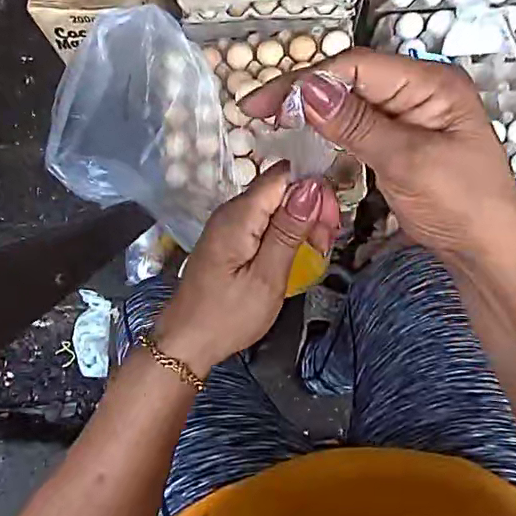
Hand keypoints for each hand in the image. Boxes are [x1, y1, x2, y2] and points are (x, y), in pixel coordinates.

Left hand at [152, 165, 341, 373]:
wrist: (187, 340)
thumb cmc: (227, 316)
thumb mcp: (266, 278)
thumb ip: (288, 231)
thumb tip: (310, 187)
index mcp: (239, 215)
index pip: (284, 175)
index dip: (313, 190)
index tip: (329, 224)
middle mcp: (231, 211)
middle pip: (280, 188)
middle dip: (310, 207)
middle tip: (325, 245)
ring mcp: (227, 224)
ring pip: (274, 204)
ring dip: (300, 221)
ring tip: (315, 252)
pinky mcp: (228, 238)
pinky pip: (263, 221)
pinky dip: (284, 232)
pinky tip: (294, 253)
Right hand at [240, 49, 515, 255]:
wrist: (487, 249)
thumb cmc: (462, 204)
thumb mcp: (406, 161)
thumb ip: (356, 124)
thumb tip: (308, 90)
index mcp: (431, 84)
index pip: (356, 67)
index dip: (306, 81)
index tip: (267, 103)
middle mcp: (418, 91)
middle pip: (349, 79)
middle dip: (302, 91)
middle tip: (257, 111)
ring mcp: (407, 115)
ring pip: (348, 101)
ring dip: (310, 109)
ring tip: (271, 120)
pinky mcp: (397, 138)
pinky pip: (355, 123)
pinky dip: (326, 128)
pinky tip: (303, 133)